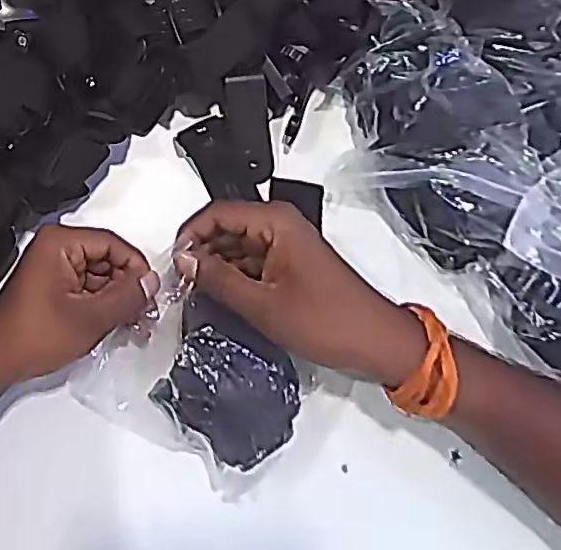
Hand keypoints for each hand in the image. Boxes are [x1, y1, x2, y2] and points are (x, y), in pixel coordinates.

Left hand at [0, 225, 158, 387]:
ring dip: (118, 300)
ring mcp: (53, 266)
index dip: (135, 268)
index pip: (111, 243)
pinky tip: (116, 326)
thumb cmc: (33, 334)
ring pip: (99, 275)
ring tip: (134, 327)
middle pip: (106, 258)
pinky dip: (103, 305)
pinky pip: (87, 287)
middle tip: (146, 316)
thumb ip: (125, 297)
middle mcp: (55, 247)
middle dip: (128, 287)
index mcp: (59, 242)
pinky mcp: (52, 284)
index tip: (151, 293)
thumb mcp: (89, 317)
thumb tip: (150, 282)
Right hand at [175, 201, 426, 386]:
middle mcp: (280, 225)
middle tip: (184, 277)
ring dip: (216, 263)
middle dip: (202, 249)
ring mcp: (286, 243)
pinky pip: (250, 259)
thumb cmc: (333, 323)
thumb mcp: (264, 304)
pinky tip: (223, 294)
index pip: (217, 213)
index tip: (176, 259)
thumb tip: (185, 261)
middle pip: (225, 226)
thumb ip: (218, 279)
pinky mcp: (290, 262)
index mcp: (276, 221)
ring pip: (236, 244)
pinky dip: (234, 274)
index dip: (191, 234)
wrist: (384, 348)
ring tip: (200, 288)